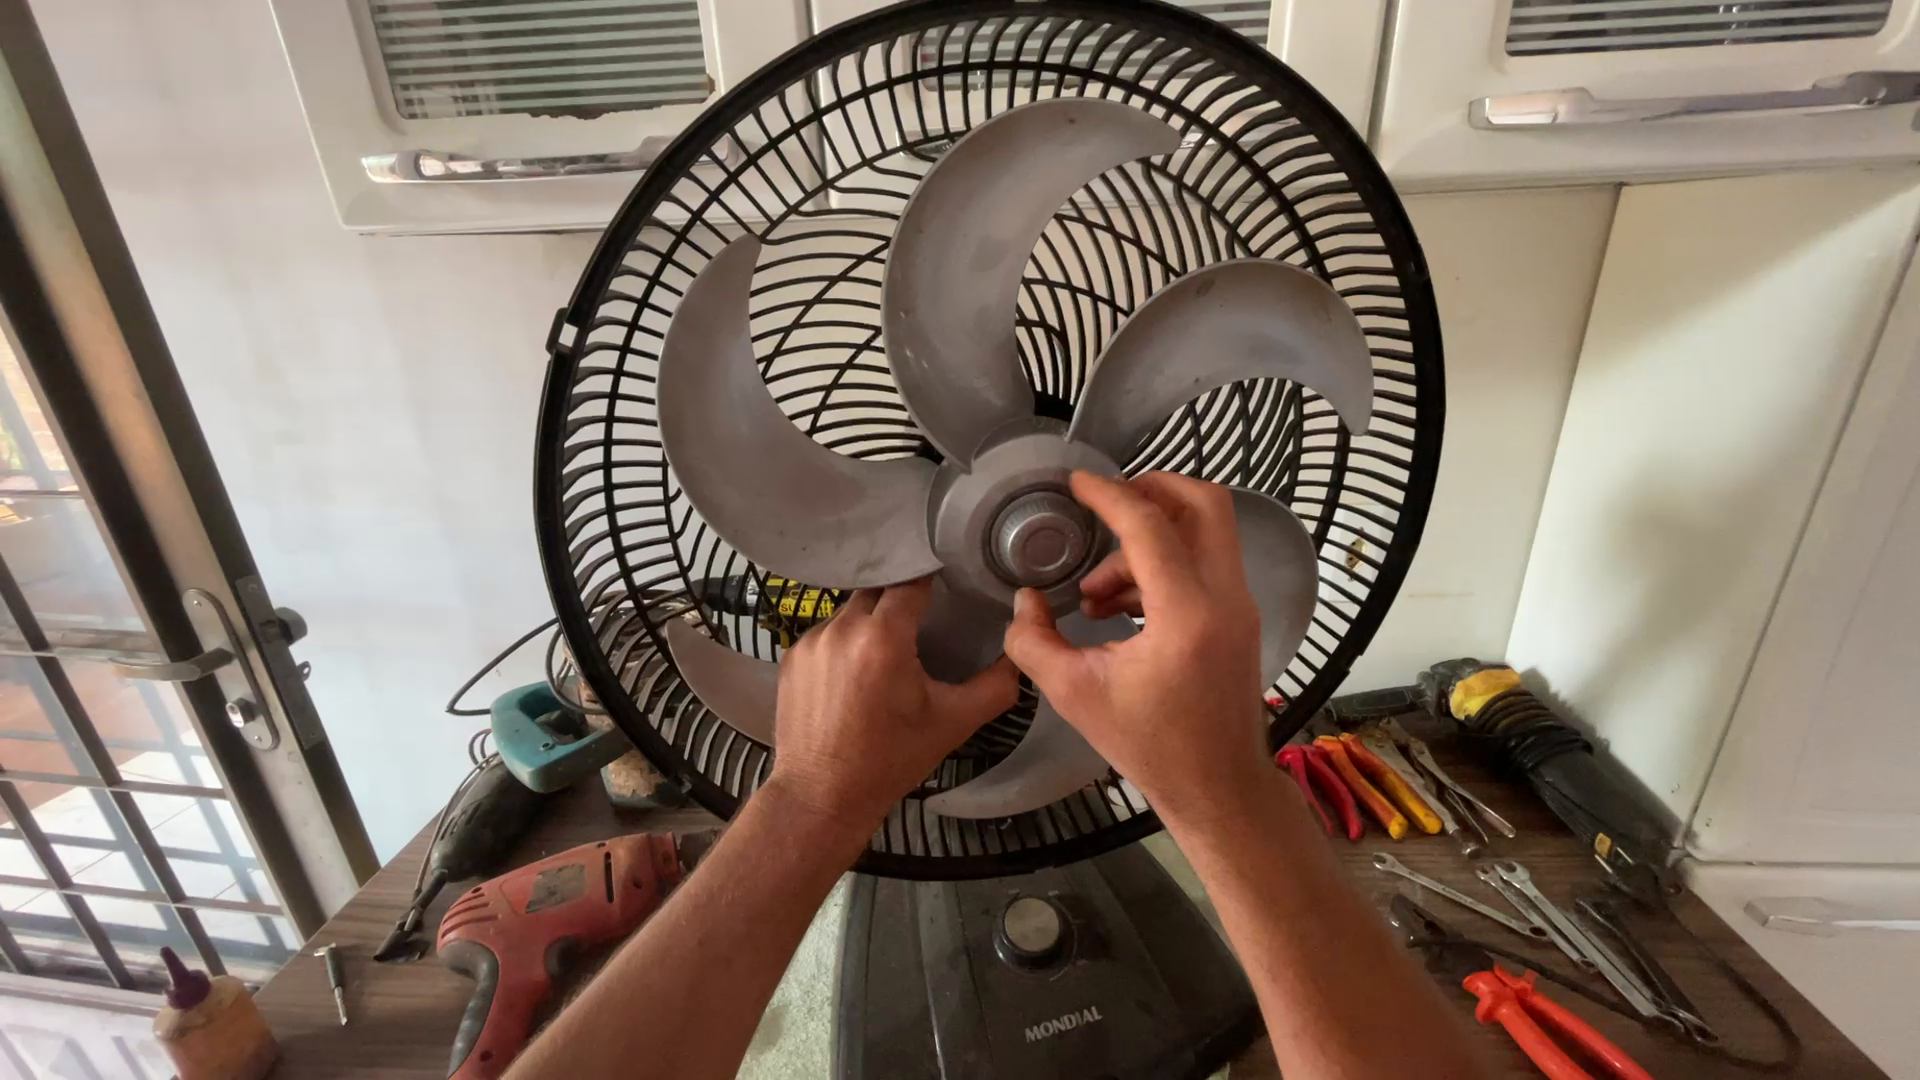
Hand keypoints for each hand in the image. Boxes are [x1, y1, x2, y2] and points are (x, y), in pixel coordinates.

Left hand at [766, 578, 1018, 833]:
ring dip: (871, 619)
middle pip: (877, 589)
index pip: (910, 582)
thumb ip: (995, 686)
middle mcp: (842, 628)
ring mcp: (811, 640)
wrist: (822, 797)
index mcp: (883, 638)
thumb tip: (1019, 657)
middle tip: (922, 615)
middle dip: (899, 596)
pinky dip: (844, 640)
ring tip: (887, 648)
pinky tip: (854, 671)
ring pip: (850, 609)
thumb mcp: (953, 722)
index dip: (930, 578)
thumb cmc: (891, 759)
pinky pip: (826, 631)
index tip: (945, 582)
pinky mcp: (791, 656)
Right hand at [1004, 471, 1270, 824]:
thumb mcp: (1074, 694)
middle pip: (1204, 504)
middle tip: (1103, 503)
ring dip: (1147, 539)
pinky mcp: (1238, 617)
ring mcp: (1239, 606)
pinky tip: (1118, 606)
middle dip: (1151, 488)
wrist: (1218, 787)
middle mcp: (1224, 599)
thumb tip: (1025, 600)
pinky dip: (1161, 564)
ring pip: (1204, 532)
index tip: (1075, 483)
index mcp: (1185, 616)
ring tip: (1094, 591)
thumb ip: (1034, 641)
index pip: (1151, 527)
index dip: (1108, 495)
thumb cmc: (1149, 745)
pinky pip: (1203, 562)